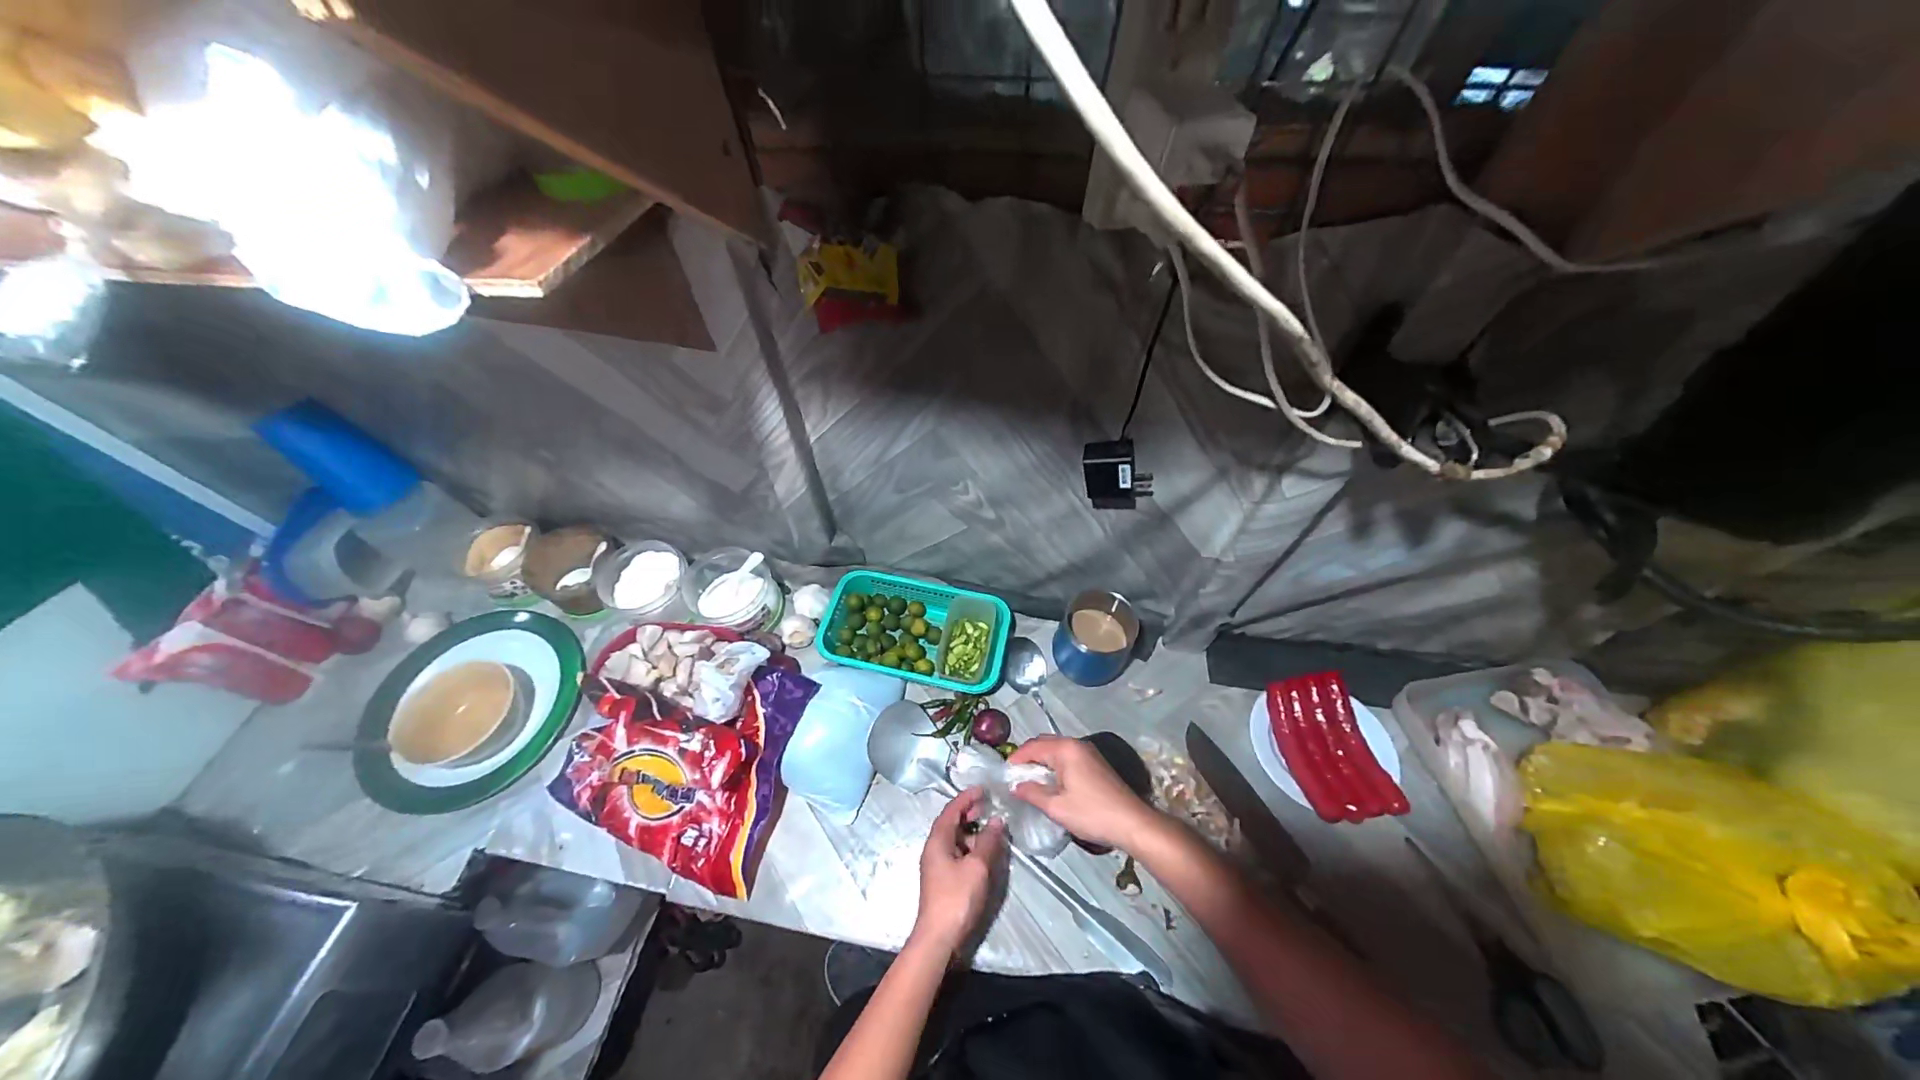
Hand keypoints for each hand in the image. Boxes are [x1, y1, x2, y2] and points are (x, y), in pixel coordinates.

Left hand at [910, 787, 1006, 957]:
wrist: (939, 937)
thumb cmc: (957, 897)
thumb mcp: (977, 867)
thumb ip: (987, 842)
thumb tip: (996, 820)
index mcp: (937, 841)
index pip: (951, 810)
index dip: (965, 798)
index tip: (981, 789)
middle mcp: (934, 849)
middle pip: (950, 823)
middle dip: (967, 812)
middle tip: (986, 805)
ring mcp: (937, 865)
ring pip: (954, 839)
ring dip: (970, 830)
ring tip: (989, 827)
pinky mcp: (944, 879)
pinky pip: (957, 853)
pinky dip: (970, 846)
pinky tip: (984, 852)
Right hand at [1008, 736, 1160, 851]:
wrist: (1132, 822)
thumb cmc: (1091, 813)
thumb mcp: (1056, 807)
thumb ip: (1032, 793)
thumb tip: (1016, 786)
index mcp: (1065, 749)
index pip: (1032, 746)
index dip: (1016, 759)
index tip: (1005, 775)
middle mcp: (1076, 744)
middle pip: (1045, 743)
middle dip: (1028, 757)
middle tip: (1016, 777)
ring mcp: (1089, 752)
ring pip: (1057, 750)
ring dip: (1043, 761)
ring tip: (1031, 781)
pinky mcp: (1096, 763)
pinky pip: (1068, 757)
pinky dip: (1056, 765)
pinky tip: (1052, 783)